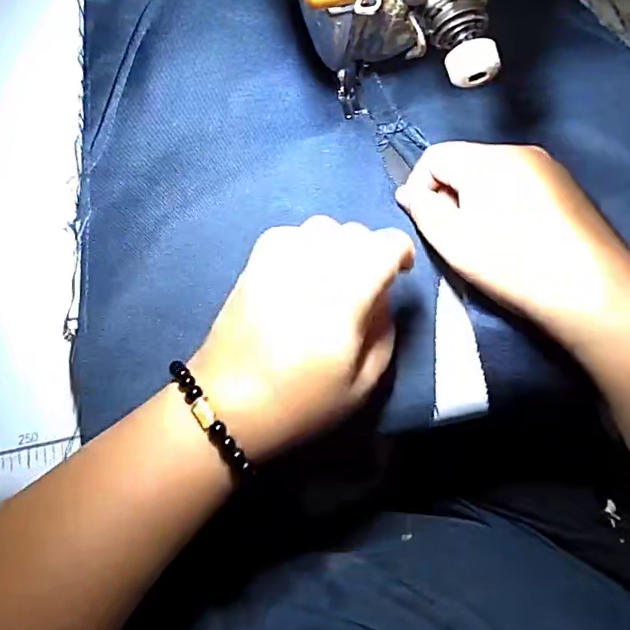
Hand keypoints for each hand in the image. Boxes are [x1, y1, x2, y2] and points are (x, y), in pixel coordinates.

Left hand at [187, 216, 414, 460]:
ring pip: (324, 226)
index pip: (387, 243)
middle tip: (365, 287)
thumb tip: (382, 294)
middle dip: (370, 253)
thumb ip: (385, 328)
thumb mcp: (364, 381)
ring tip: (332, 279)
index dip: (401, 254)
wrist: (228, 403)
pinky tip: (301, 275)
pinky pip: (292, 233)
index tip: (398, 275)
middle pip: (357, 232)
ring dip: (337, 246)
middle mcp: (314, 262)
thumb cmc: (302, 401)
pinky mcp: (254, 259)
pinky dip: (305, 245)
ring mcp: (280, 256)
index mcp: (346, 292)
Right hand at [394, 142, 629, 349]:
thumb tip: (409, 191)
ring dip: (479, 201)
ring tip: (487, 242)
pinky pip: (521, 185)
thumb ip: (423, 210)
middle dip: (451, 194)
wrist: (594, 292)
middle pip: (466, 162)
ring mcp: (550, 167)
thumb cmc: (513, 265)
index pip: (434, 155)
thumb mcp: (453, 242)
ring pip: (494, 175)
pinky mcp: (568, 187)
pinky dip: (507, 205)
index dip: (419, 187)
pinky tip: (518, 239)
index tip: (424, 222)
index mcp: (489, 158)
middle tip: (455, 237)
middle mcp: (521, 151)